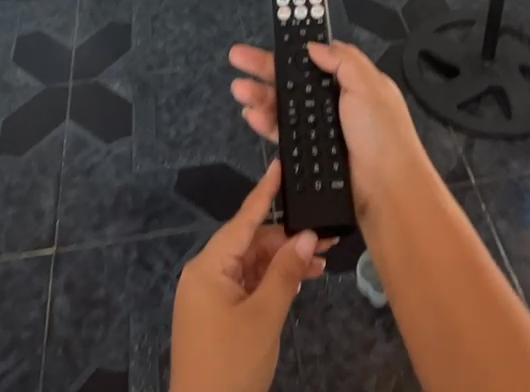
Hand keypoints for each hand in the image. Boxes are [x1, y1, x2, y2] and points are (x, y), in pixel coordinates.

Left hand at [170, 161, 330, 391]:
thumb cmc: (231, 364)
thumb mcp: (264, 316)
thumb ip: (286, 272)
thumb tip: (306, 236)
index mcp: (208, 267)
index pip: (243, 219)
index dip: (264, 192)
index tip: (279, 165)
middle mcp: (205, 275)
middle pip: (251, 243)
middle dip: (287, 240)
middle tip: (325, 237)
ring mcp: (210, 297)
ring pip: (252, 266)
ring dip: (283, 264)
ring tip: (321, 262)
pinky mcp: (217, 316)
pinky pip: (247, 286)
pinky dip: (272, 283)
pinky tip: (300, 281)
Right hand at [229, 41, 431, 220]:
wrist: (386, 188)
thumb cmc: (380, 131)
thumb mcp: (368, 84)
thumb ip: (342, 59)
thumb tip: (312, 47)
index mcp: (351, 82)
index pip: (316, 60)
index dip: (293, 51)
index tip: (271, 41)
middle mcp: (333, 103)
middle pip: (293, 81)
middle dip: (265, 68)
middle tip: (237, 57)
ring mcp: (319, 128)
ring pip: (283, 105)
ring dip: (259, 94)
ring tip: (238, 88)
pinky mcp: (308, 152)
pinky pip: (282, 132)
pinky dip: (265, 122)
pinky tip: (250, 114)